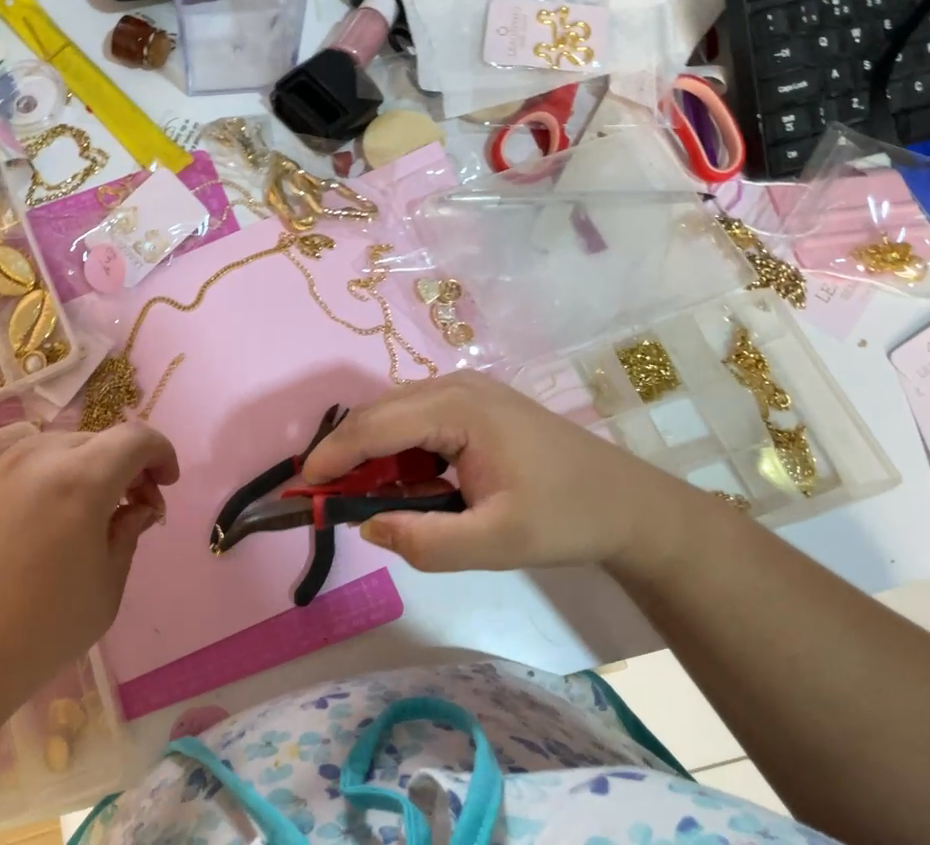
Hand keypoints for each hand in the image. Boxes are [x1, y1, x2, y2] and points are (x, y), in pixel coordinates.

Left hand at [0, 424, 178, 694]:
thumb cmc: (40, 630)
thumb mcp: (106, 588)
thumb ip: (128, 534)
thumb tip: (139, 507)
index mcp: (81, 479)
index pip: (135, 438)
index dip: (161, 453)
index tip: (166, 486)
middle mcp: (40, 457)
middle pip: (100, 440)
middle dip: (128, 465)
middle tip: (136, 509)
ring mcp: (3, 468)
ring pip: (64, 448)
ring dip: (92, 468)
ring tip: (96, 517)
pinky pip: (33, 465)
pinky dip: (58, 477)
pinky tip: (55, 522)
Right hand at [301, 372, 696, 572]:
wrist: (629, 504)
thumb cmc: (567, 519)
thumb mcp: (496, 543)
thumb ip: (427, 542)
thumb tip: (365, 525)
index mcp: (460, 408)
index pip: (375, 426)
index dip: (333, 456)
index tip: (301, 489)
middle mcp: (455, 385)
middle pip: (378, 415)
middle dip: (346, 455)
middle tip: (324, 500)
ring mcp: (465, 390)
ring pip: (393, 416)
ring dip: (370, 455)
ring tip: (360, 498)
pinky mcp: (472, 404)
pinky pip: (414, 420)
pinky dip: (396, 451)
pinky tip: (405, 484)